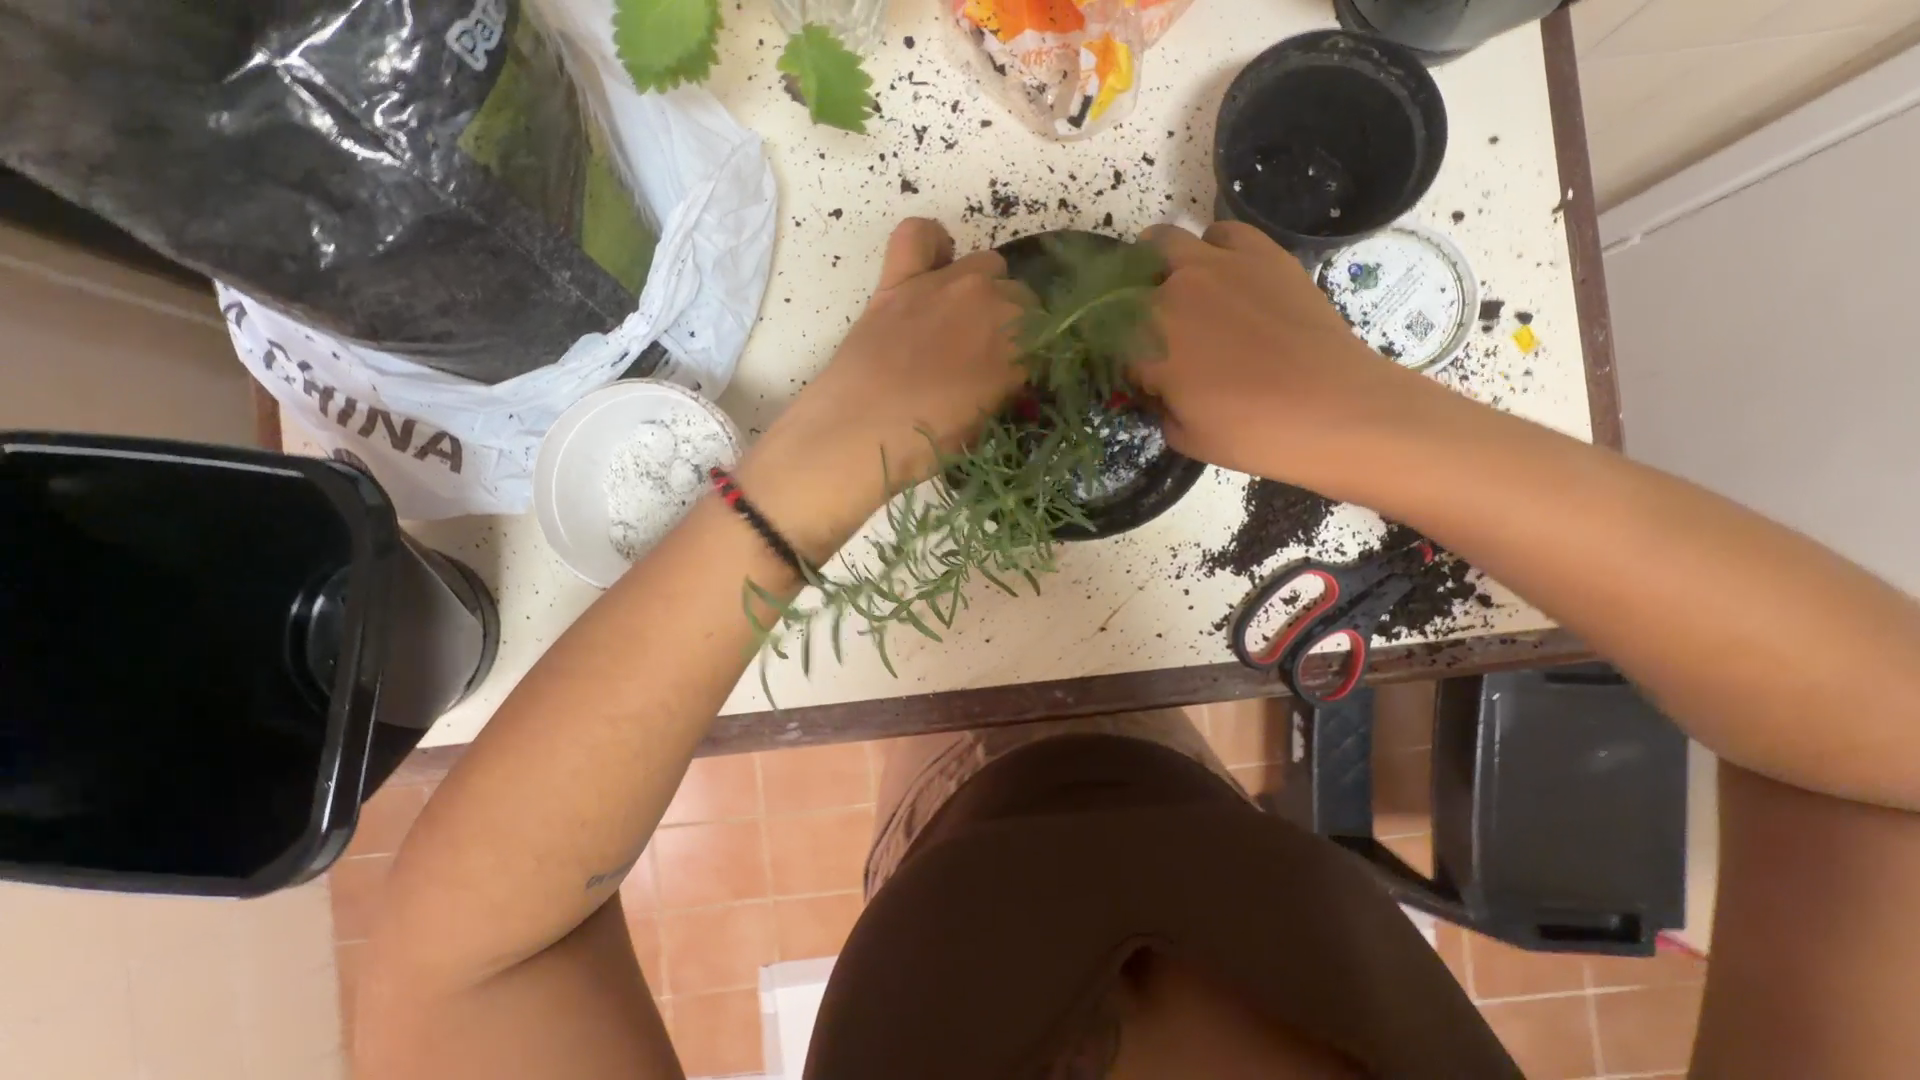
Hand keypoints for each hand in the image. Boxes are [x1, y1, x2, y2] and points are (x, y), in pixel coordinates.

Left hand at [737, 218, 1029, 560]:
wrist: (855, 434)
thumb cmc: (923, 444)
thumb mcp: (983, 427)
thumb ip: (1004, 391)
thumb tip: (1007, 379)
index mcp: (1020, 349)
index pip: (1047, 340)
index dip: (1032, 360)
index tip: (1017, 378)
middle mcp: (992, 305)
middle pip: (1022, 299)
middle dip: (1012, 327)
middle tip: (986, 358)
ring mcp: (944, 284)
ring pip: (987, 265)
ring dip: (983, 290)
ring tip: (960, 321)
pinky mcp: (899, 278)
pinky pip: (920, 234)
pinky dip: (931, 244)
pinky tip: (932, 268)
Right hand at [1133, 222, 1439, 492]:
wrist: (1335, 408)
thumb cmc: (1254, 434)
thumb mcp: (1186, 437)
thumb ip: (1159, 407)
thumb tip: (1159, 389)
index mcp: (1144, 344)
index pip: (1108, 342)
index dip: (1120, 360)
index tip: (1139, 379)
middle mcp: (1170, 295)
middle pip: (1126, 286)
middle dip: (1131, 309)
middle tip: (1154, 335)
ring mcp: (1216, 266)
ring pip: (1162, 242)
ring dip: (1158, 265)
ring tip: (1177, 289)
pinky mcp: (1260, 253)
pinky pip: (1221, 233)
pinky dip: (1213, 248)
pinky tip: (1225, 273)